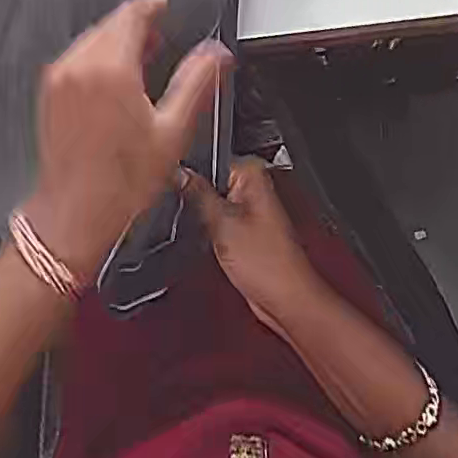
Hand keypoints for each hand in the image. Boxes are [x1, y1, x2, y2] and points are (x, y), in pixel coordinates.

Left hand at [22, 0, 233, 281]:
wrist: (75, 214)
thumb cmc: (120, 181)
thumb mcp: (173, 130)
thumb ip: (197, 82)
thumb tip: (217, 54)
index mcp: (111, 70)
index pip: (131, 14)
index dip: (153, 6)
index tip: (163, 8)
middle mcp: (79, 67)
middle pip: (111, 23)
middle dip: (137, 25)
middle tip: (159, 40)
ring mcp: (60, 79)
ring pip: (93, 38)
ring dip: (118, 40)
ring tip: (141, 60)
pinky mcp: (49, 93)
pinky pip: (77, 57)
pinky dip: (99, 57)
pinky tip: (115, 80)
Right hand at [180, 157, 330, 331]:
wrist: (284, 298)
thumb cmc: (269, 264)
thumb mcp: (222, 224)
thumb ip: (197, 195)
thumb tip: (179, 173)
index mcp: (252, 173)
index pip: (209, 159)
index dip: (188, 175)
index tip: (173, 187)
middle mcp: (253, 185)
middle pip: (209, 180)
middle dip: (195, 198)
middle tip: (195, 216)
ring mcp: (248, 206)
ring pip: (210, 202)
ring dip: (201, 215)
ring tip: (208, 232)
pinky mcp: (243, 227)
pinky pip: (217, 219)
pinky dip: (209, 228)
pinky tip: (209, 240)